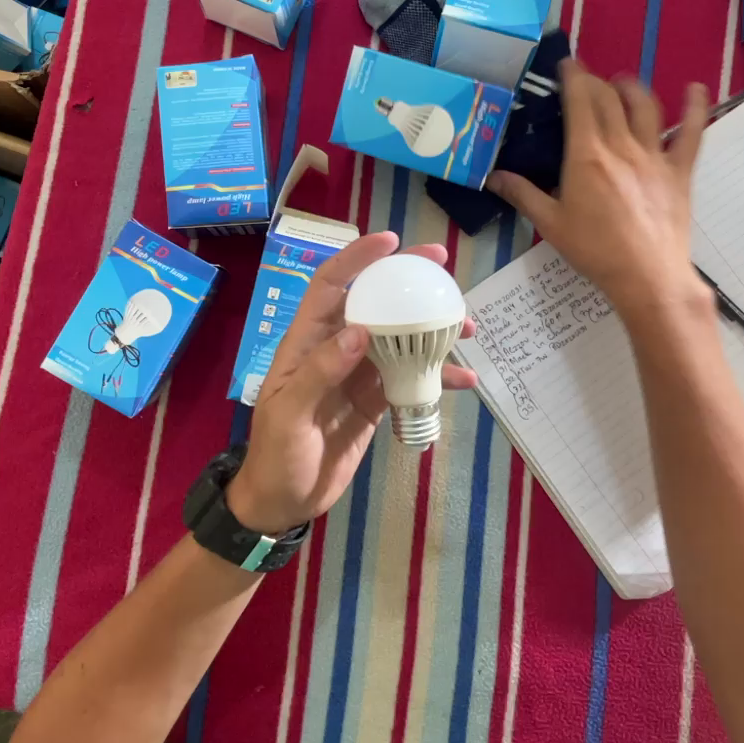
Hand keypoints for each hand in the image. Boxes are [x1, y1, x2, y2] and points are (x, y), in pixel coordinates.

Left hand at [225, 232, 477, 534]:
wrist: (283, 501)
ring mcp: (358, 374)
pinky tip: (464, 379)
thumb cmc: (276, 454)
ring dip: (431, 329)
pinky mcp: (375, 400)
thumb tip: (359, 332)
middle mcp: (336, 348)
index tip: (392, 241)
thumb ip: (321, 371)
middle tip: (443, 267)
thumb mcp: (290, 414)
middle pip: (373, 303)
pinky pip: (409, 377)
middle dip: (406, 282)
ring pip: (399, 338)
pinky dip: (436, 376)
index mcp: (307, 341)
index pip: (331, 285)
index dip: (357, 259)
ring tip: (467, 327)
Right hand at [489, 60, 713, 325]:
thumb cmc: (595, 251)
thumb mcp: (551, 224)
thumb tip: (494, 177)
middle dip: (595, 81)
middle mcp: (621, 146)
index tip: (567, 65)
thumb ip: (523, 195)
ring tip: (621, 83)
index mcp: (586, 156)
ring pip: (645, 107)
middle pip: (609, 99)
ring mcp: (654, 155)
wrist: (647, 276)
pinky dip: (694, 107)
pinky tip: (693, 88)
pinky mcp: (679, 170)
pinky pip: (691, 132)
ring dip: (631, 88)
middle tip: (585, 81)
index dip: (573, 78)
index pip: (579, 102)